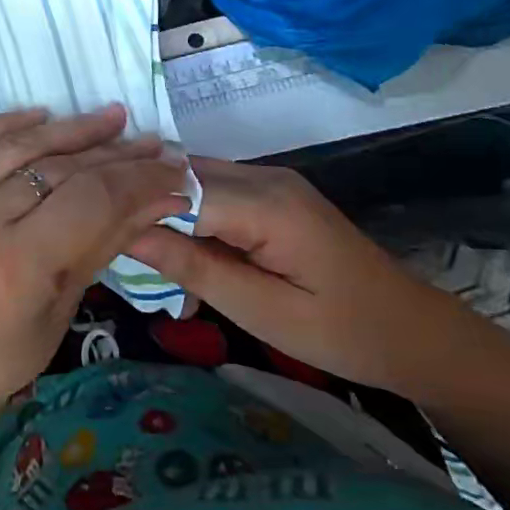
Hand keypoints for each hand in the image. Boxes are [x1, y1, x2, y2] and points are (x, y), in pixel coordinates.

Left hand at [0, 106, 190, 470]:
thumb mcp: (69, 300)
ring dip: (68, 129)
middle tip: (152, 145)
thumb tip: (165, 191)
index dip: (138, 179)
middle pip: (57, 170)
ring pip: (16, 146)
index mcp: (13, 265)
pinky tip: (42, 116)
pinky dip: (5, 124)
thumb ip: (111, 237)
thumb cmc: (11, 349)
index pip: (89, 199)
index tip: (173, 168)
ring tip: (111, 119)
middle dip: (113, 155)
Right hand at [127, 157, 509, 404]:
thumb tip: (126, 232)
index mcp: (267, 204)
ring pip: (192, 179)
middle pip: (181, 175)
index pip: (177, 190)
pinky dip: (184, 211)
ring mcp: (270, 181)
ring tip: (124, 238)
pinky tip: (168, 240)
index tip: (94, 232)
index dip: (133, 207)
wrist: (416, 334)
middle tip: (100, 235)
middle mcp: (265, 177)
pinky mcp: (272, 194)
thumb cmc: (342, 332)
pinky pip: (212, 191)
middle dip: (140, 200)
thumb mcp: (262, 310)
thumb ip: (193, 266)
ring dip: (159, 205)